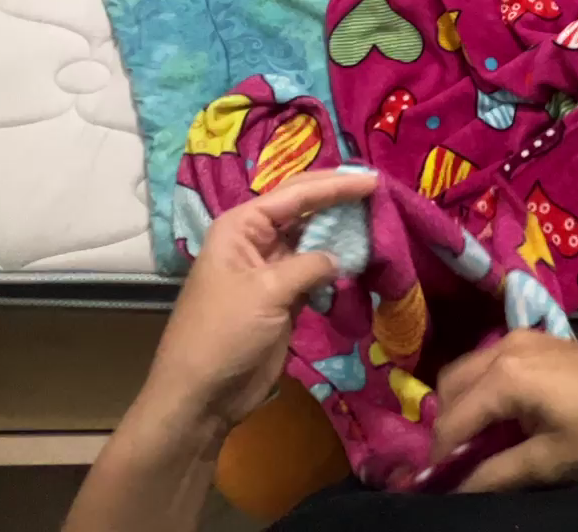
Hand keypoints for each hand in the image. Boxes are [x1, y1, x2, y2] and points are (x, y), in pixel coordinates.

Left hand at [142, 171, 378, 431]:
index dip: (336, 185)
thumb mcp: (267, 292)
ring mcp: (271, 266)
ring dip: (340, 226)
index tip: (372, 180)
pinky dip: (337, 259)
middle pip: (304, 206)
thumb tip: (340, 255)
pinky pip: (316, 265)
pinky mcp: (284, 293)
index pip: (296, 194)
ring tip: (376, 214)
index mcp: (242, 226)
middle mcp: (256, 237)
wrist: (201, 396)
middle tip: (376, 188)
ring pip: (312, 234)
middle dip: (338, 196)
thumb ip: (309, 265)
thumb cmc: (224, 334)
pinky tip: (361, 252)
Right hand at [430, 329, 577, 491]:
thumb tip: (454, 490)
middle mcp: (509, 345)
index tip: (436, 488)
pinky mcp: (546, 339)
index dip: (439, 457)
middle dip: (449, 424)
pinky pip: (498, 361)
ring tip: (482, 446)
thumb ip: (496, 474)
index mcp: (506, 373)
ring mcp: (528, 337)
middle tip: (458, 465)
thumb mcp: (551, 462)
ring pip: (474, 369)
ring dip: (468, 404)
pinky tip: (508, 419)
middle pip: (454, 384)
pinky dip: (490, 389)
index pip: (453, 418)